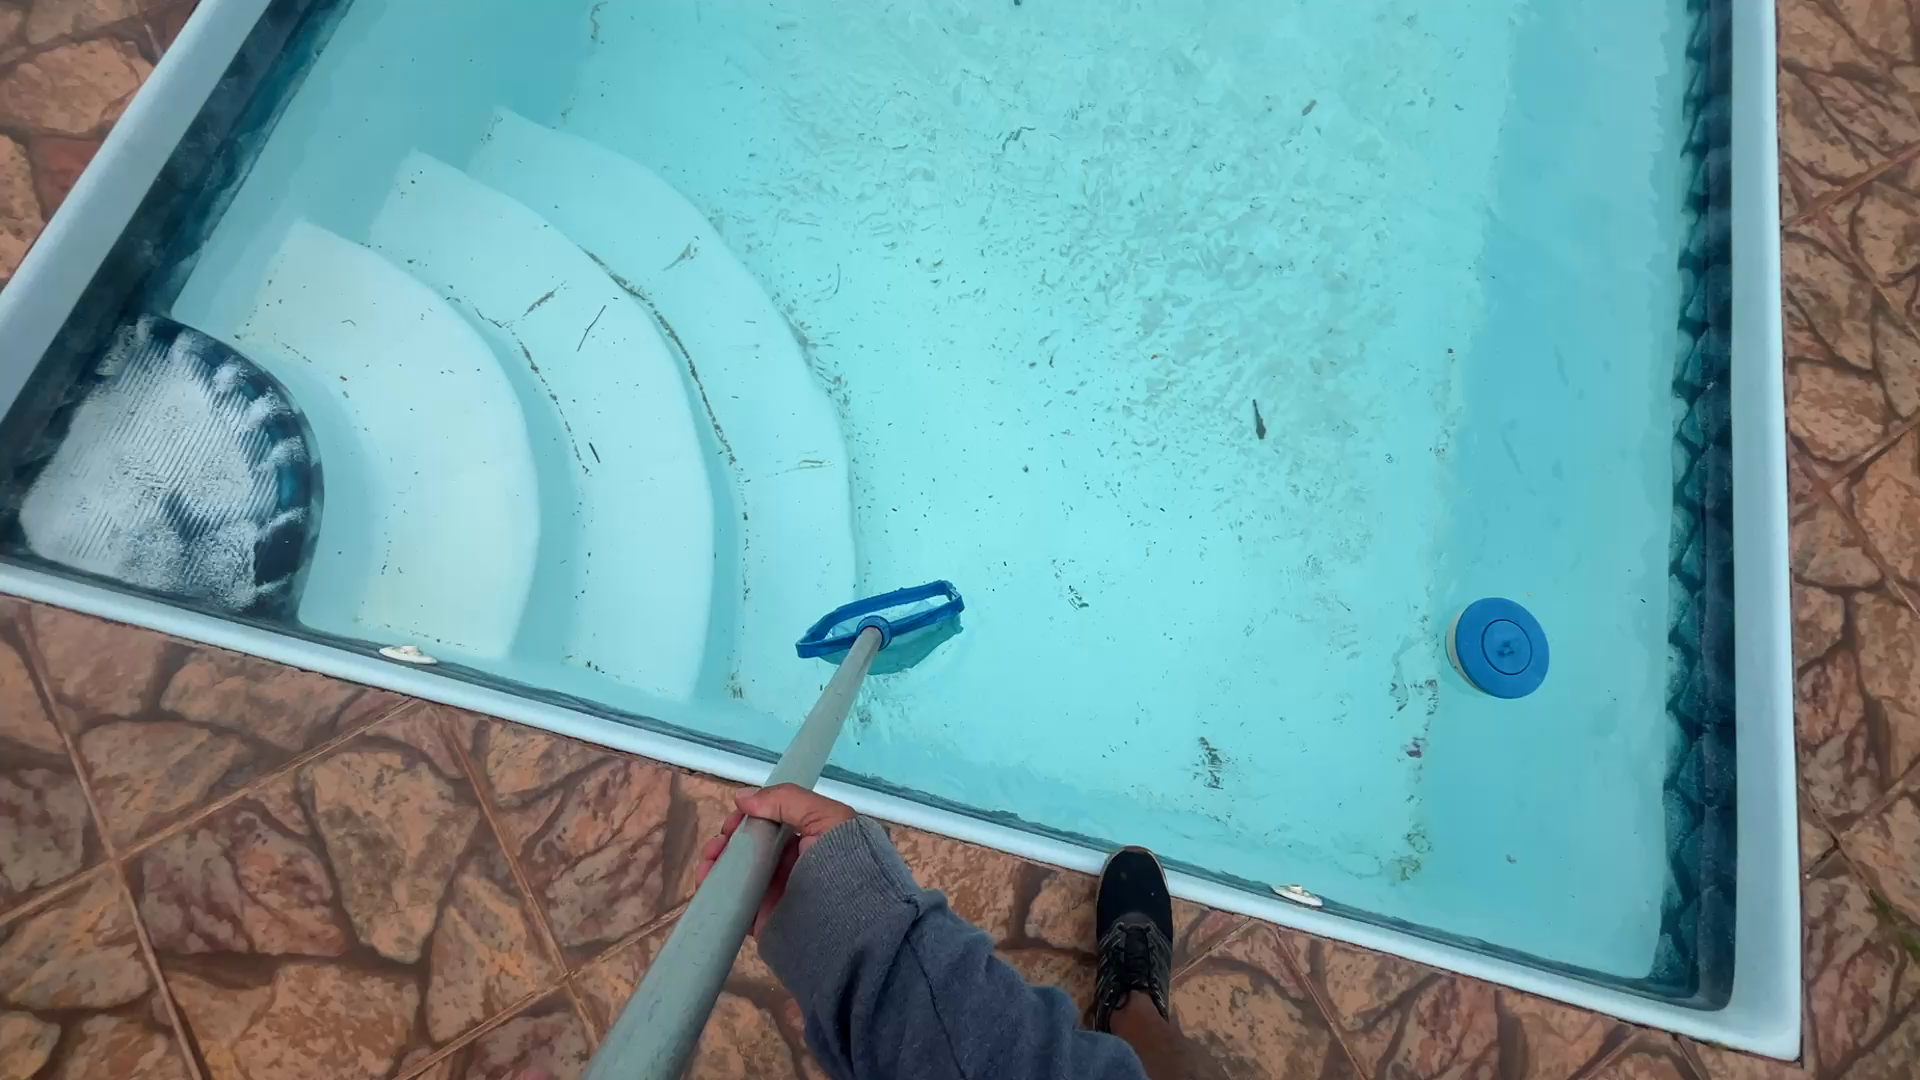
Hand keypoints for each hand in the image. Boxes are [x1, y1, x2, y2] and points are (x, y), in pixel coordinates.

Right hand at [694, 784, 856, 936]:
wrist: (849, 922)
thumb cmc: (841, 860)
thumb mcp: (824, 816)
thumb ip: (785, 800)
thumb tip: (742, 797)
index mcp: (808, 835)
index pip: (772, 819)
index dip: (749, 815)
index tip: (735, 818)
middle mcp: (792, 861)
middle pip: (750, 844)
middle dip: (728, 839)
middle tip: (717, 844)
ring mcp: (776, 890)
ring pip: (737, 871)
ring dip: (716, 863)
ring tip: (707, 864)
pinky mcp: (763, 918)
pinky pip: (732, 902)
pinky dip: (715, 892)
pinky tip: (706, 883)